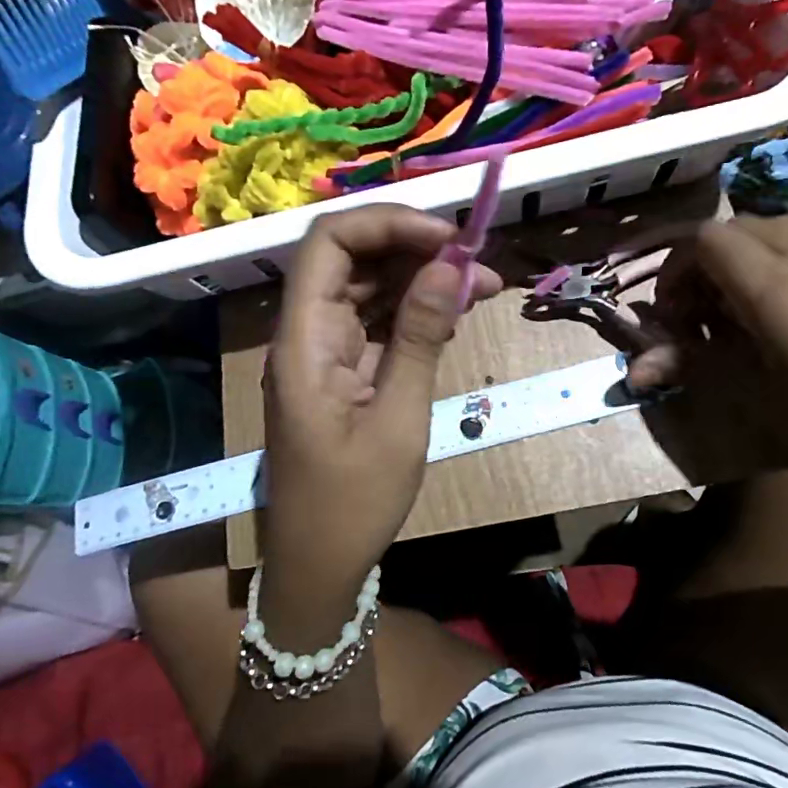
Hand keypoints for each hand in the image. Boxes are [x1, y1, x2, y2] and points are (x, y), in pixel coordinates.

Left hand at [261, 205, 501, 584]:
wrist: (320, 563)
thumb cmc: (355, 502)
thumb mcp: (399, 418)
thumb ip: (420, 337)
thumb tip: (451, 266)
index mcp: (305, 340)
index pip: (330, 242)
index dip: (388, 224)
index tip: (450, 239)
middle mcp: (307, 333)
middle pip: (351, 258)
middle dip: (414, 248)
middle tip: (478, 263)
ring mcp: (323, 352)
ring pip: (367, 287)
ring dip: (420, 278)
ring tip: (482, 286)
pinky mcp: (341, 372)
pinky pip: (375, 322)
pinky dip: (413, 311)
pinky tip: (454, 315)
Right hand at [630, 216, 787, 557]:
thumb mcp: (768, 402)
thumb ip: (701, 367)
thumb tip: (637, 369)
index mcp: (783, 288)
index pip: (707, 239)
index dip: (677, 270)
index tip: (676, 317)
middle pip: (742, 228)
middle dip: (711, 265)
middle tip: (710, 319)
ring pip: (784, 230)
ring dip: (753, 261)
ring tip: (760, 316)